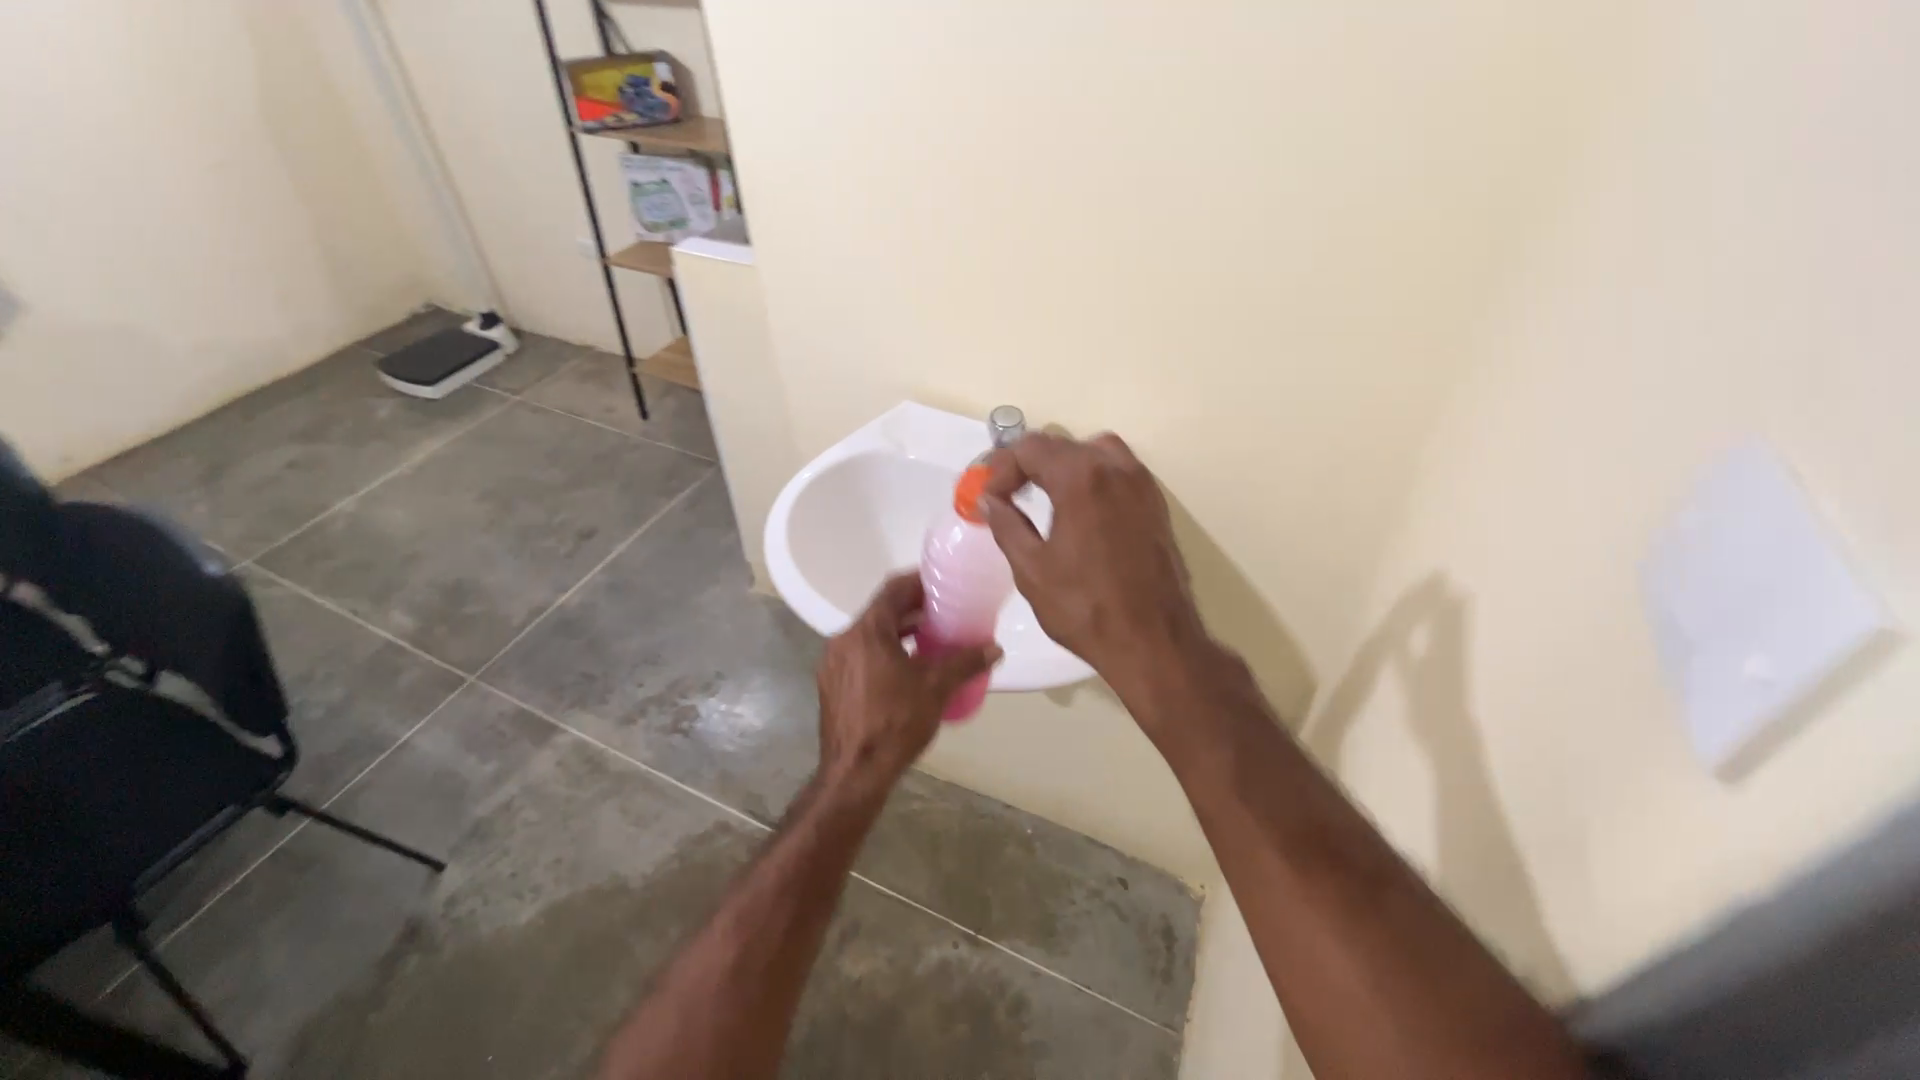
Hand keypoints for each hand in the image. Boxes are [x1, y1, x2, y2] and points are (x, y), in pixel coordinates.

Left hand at [815, 573, 1000, 791]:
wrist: (855, 772)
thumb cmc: (896, 723)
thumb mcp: (936, 689)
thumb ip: (965, 662)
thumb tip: (994, 648)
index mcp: (866, 632)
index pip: (893, 590)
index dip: (918, 581)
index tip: (941, 582)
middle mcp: (843, 640)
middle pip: (880, 612)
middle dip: (912, 610)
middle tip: (943, 612)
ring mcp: (833, 664)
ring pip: (869, 636)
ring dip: (898, 633)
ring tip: (930, 640)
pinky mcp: (831, 685)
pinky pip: (860, 656)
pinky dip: (883, 653)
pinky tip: (905, 669)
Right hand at [979, 432, 1206, 684]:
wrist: (1154, 641)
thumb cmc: (1085, 608)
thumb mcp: (1032, 570)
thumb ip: (1006, 525)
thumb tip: (989, 500)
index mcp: (1081, 478)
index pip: (1030, 448)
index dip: (1000, 468)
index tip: (987, 498)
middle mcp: (1116, 468)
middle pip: (1061, 445)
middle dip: (1027, 465)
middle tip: (1005, 495)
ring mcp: (1142, 484)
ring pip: (1094, 452)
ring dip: (1063, 466)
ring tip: (1042, 496)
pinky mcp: (1157, 505)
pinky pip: (1119, 472)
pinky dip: (1092, 478)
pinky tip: (1079, 511)